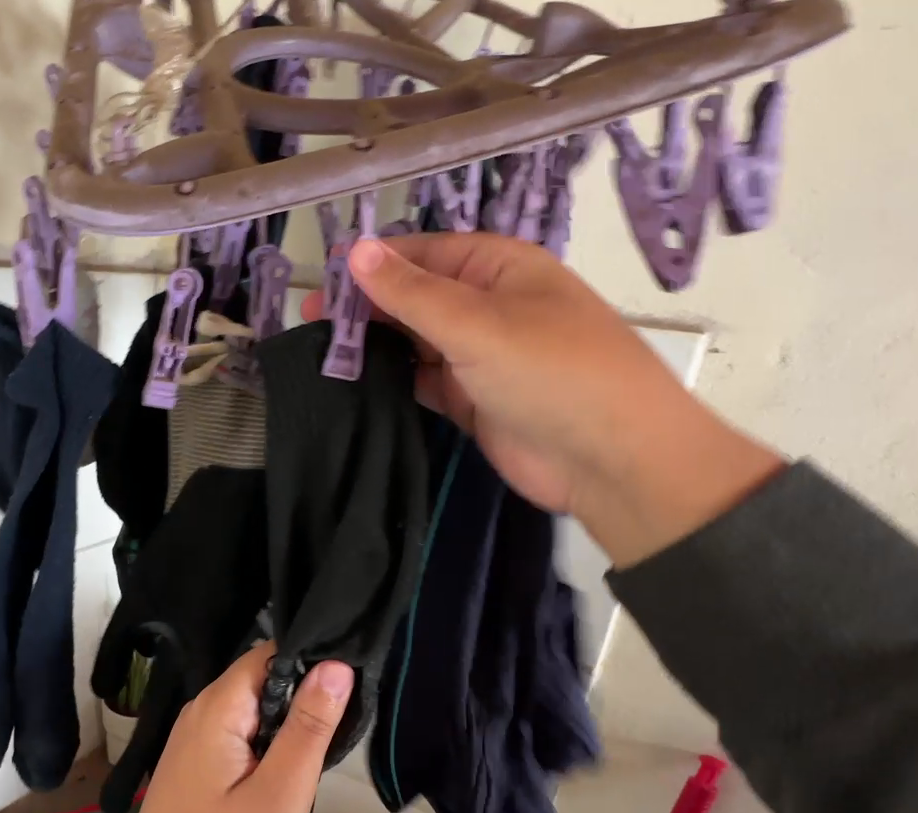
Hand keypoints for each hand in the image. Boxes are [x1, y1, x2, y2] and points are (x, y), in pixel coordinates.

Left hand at [94, 643, 353, 812]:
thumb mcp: (280, 795)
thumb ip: (309, 727)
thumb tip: (336, 664)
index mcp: (216, 708)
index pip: (270, 653)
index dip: (313, 659)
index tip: (356, 682)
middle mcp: (198, 712)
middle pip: (261, 678)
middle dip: (304, 693)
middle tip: (348, 724)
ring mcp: (192, 739)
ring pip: (252, 708)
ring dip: (287, 723)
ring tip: (326, 747)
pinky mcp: (194, 765)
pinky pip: (238, 734)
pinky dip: (267, 744)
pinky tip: (288, 769)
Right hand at [310, 233, 783, 564]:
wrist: (607, 458)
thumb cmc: (551, 371)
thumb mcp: (477, 323)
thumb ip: (412, 292)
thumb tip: (355, 249)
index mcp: (498, 267)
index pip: (423, 253)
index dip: (372, 263)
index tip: (321, 280)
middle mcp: (487, 305)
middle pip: (415, 296)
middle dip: (366, 306)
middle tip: (309, 321)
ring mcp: (479, 356)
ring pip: (414, 342)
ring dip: (374, 346)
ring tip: (320, 353)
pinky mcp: (471, 401)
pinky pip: (421, 382)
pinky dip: (390, 382)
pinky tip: (352, 385)